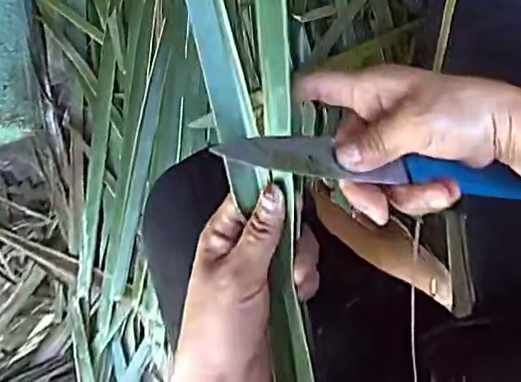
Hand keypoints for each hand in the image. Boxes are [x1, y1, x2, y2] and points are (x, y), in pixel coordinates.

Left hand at [173, 186, 318, 381]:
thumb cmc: (213, 336)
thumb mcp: (236, 276)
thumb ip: (259, 232)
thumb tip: (275, 190)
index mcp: (223, 234)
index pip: (251, 192)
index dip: (273, 187)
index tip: (296, 185)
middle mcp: (244, 246)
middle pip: (281, 214)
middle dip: (294, 232)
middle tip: (291, 252)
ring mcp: (264, 269)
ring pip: (297, 241)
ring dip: (302, 258)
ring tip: (293, 281)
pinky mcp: (281, 290)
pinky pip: (305, 268)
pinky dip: (307, 278)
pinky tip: (298, 293)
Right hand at [295, 66, 520, 225]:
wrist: (504, 126)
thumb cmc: (457, 109)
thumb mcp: (415, 124)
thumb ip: (377, 144)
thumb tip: (341, 161)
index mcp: (370, 90)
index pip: (322, 86)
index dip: (297, 99)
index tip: (276, 126)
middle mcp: (376, 112)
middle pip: (346, 153)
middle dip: (365, 186)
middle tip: (380, 210)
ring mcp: (395, 137)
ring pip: (375, 176)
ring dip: (403, 194)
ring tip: (435, 192)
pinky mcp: (414, 157)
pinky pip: (401, 184)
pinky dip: (422, 193)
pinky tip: (446, 188)